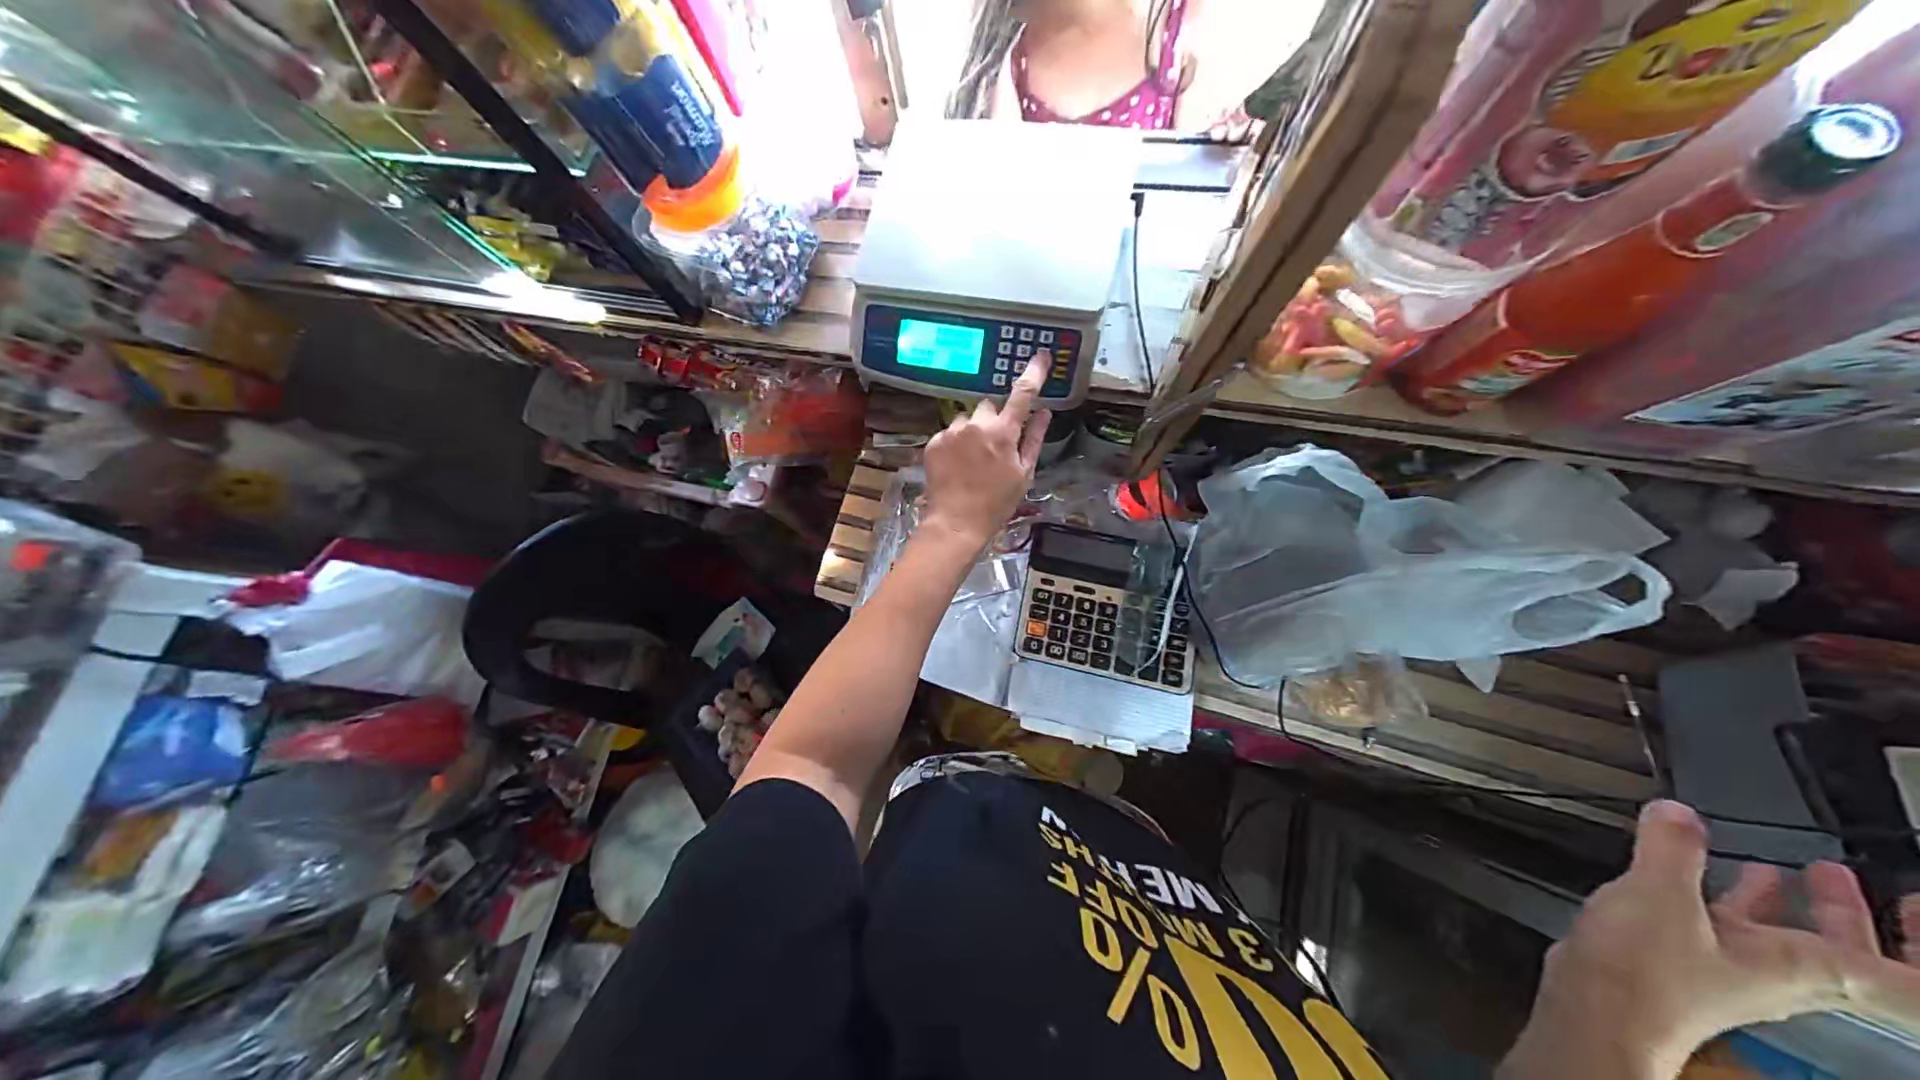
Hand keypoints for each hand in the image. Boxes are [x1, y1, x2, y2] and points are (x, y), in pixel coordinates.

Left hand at [921, 351, 1051, 549]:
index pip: (1023, 394)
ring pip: (968, 419)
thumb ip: (1033, 439)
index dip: (1034, 373)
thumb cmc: (996, 502)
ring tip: (973, 461)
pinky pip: (950, 433)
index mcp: (1003, 432)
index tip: (1042, 356)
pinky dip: (955, 444)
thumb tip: (1045, 413)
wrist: (956, 521)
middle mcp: (976, 425)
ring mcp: (952, 432)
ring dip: (973, 432)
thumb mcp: (1023, 474)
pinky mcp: (934, 441)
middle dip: (994, 419)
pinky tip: (957, 466)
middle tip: (996, 447)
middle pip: (989, 406)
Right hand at [1499, 800, 1919, 1079]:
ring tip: (1776, 867)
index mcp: (1805, 969)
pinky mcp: (1686, 962)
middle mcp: (1781, 975)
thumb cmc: (1649, 968)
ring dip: (1786, 905)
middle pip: (1842, 952)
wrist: (1597, 1008)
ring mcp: (1731, 969)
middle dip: (1847, 911)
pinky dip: (1724, 901)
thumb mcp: (1659, 894)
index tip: (1911, 902)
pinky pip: (1726, 929)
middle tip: (1836, 872)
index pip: (1906, 980)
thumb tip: (1678, 812)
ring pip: (1781, 938)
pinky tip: (1694, 879)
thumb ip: (1671, 849)